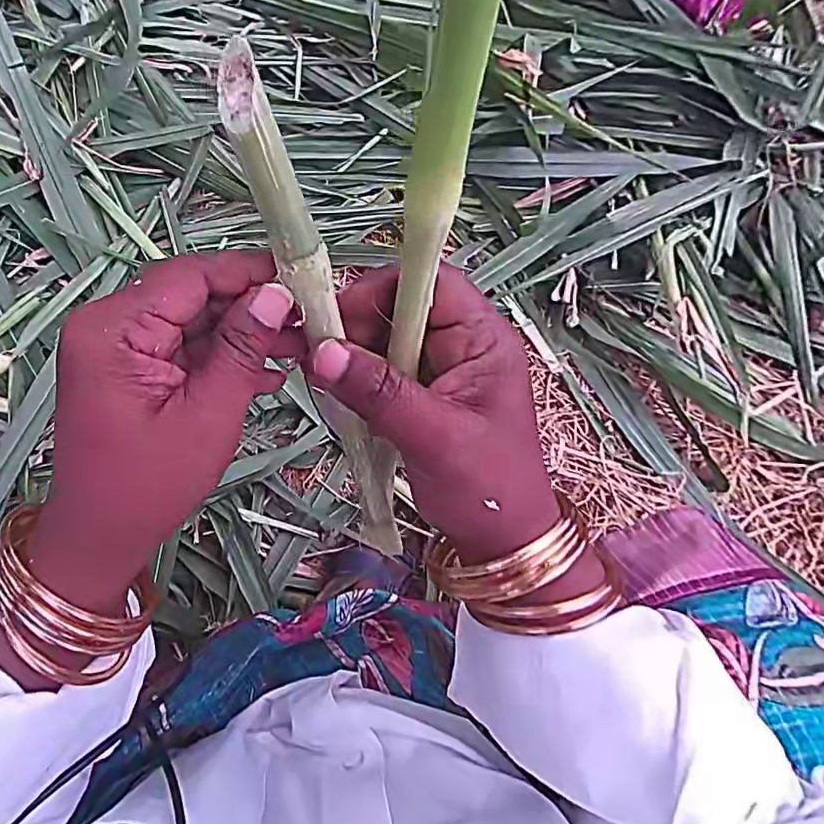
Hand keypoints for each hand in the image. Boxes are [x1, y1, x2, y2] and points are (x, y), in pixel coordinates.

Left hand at [29, 250, 303, 609]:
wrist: (100, 534)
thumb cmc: (148, 486)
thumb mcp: (207, 415)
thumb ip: (242, 348)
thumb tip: (275, 294)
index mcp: (112, 329)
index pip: (188, 276)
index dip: (247, 273)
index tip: (297, 278)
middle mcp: (106, 325)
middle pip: (189, 295)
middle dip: (249, 307)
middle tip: (305, 318)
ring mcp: (115, 346)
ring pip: (190, 321)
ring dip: (239, 333)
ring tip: (294, 347)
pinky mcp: (127, 367)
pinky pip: (179, 347)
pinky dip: (217, 356)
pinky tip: (261, 371)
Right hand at [306, 263, 560, 565]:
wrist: (500, 542)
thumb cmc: (487, 490)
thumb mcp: (433, 437)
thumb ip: (379, 392)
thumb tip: (322, 352)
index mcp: (481, 339)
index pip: (430, 282)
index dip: (383, 288)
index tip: (340, 320)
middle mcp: (458, 344)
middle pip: (397, 306)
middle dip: (357, 326)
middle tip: (326, 361)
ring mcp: (436, 369)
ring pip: (381, 337)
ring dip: (351, 355)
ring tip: (332, 385)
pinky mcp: (417, 392)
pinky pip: (377, 368)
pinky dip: (354, 378)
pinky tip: (343, 399)